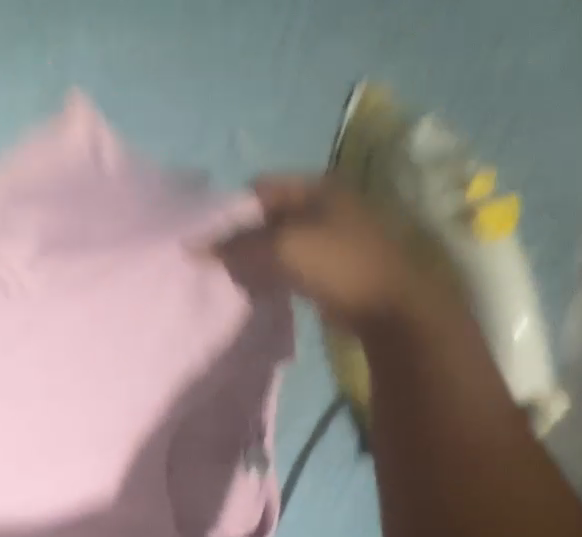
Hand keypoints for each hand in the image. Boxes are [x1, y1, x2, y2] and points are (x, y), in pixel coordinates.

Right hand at [217, 175, 458, 332]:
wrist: (388, 305)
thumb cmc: (338, 264)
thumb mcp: (282, 247)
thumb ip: (235, 244)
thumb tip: (193, 247)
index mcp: (317, 187)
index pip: (260, 188)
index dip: (231, 210)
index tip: (205, 237)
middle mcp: (323, 204)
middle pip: (266, 214)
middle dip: (238, 235)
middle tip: (211, 260)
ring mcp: (328, 233)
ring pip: (274, 239)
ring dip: (251, 256)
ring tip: (227, 275)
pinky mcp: (327, 262)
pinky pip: (286, 260)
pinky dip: (267, 270)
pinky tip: (252, 285)